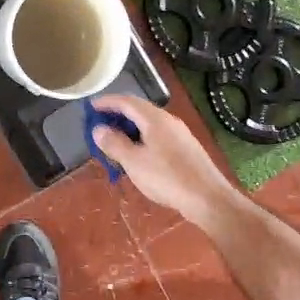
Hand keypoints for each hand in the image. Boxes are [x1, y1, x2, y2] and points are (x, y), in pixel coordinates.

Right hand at [89, 96, 241, 223]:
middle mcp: (169, 121)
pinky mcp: (185, 149)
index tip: (90, 107)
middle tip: (100, 126)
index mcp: (155, 119)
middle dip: (118, 115)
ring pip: (149, 125)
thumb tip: (99, 129)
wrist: (208, 198)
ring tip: (114, 142)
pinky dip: (142, 139)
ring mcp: (180, 134)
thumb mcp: (134, 162)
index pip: (127, 101)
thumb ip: (114, 143)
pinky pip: (157, 136)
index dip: (107, 102)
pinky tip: (137, 156)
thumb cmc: (168, 178)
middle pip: (139, 110)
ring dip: (130, 129)